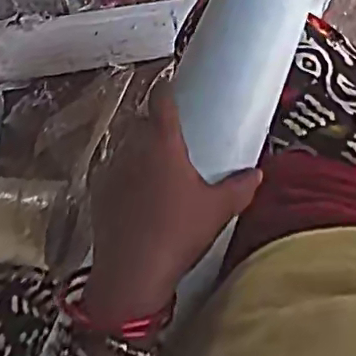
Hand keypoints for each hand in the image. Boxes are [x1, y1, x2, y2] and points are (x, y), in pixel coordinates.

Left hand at [85, 81, 261, 325]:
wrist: (131, 272)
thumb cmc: (177, 234)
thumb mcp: (217, 211)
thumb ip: (240, 188)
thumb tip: (256, 174)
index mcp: (163, 142)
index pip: (161, 99)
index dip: (166, 88)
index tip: (171, 84)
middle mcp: (135, 146)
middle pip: (142, 120)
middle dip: (155, 124)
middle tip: (174, 140)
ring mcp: (114, 165)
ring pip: (126, 143)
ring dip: (139, 148)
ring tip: (158, 169)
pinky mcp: (99, 187)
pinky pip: (114, 168)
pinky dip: (125, 173)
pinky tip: (137, 195)